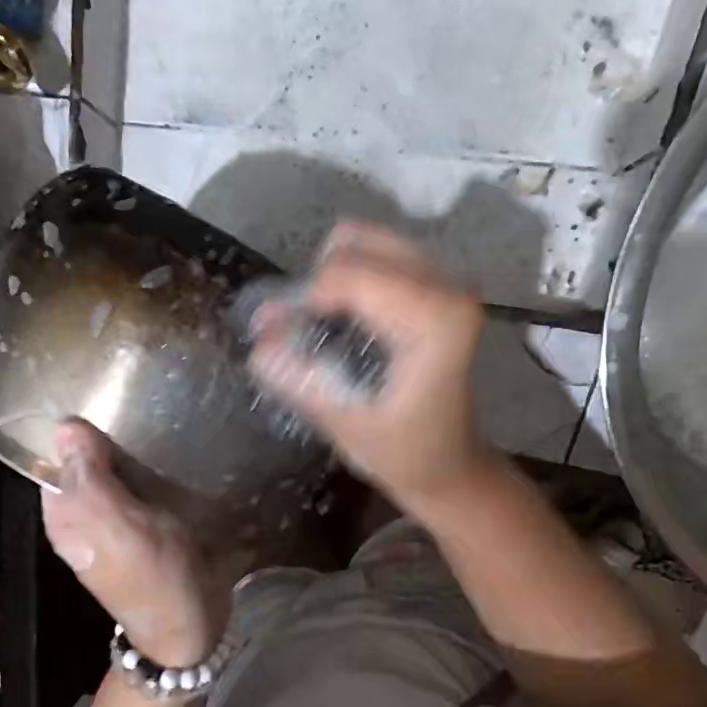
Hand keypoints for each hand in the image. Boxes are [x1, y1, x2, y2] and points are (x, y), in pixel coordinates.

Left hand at [41, 420, 229, 669]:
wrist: (192, 630)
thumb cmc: (154, 579)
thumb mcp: (120, 528)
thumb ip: (90, 480)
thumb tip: (65, 427)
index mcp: (67, 514)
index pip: (59, 455)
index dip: (78, 428)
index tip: (110, 401)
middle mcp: (85, 515)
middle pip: (89, 459)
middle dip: (112, 434)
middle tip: (145, 407)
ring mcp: (117, 520)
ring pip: (119, 468)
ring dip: (138, 449)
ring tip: (163, 422)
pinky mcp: (147, 525)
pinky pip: (144, 484)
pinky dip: (156, 468)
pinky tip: (175, 456)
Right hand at [250, 221, 502, 507]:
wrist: (448, 464)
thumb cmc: (404, 452)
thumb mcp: (346, 423)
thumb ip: (301, 380)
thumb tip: (258, 344)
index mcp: (435, 316)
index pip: (347, 276)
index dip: (300, 302)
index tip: (275, 338)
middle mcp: (445, 283)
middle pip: (351, 247)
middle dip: (313, 288)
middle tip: (297, 336)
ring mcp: (442, 278)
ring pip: (360, 242)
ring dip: (327, 282)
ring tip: (321, 330)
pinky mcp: (432, 283)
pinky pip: (373, 255)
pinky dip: (344, 282)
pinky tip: (342, 325)